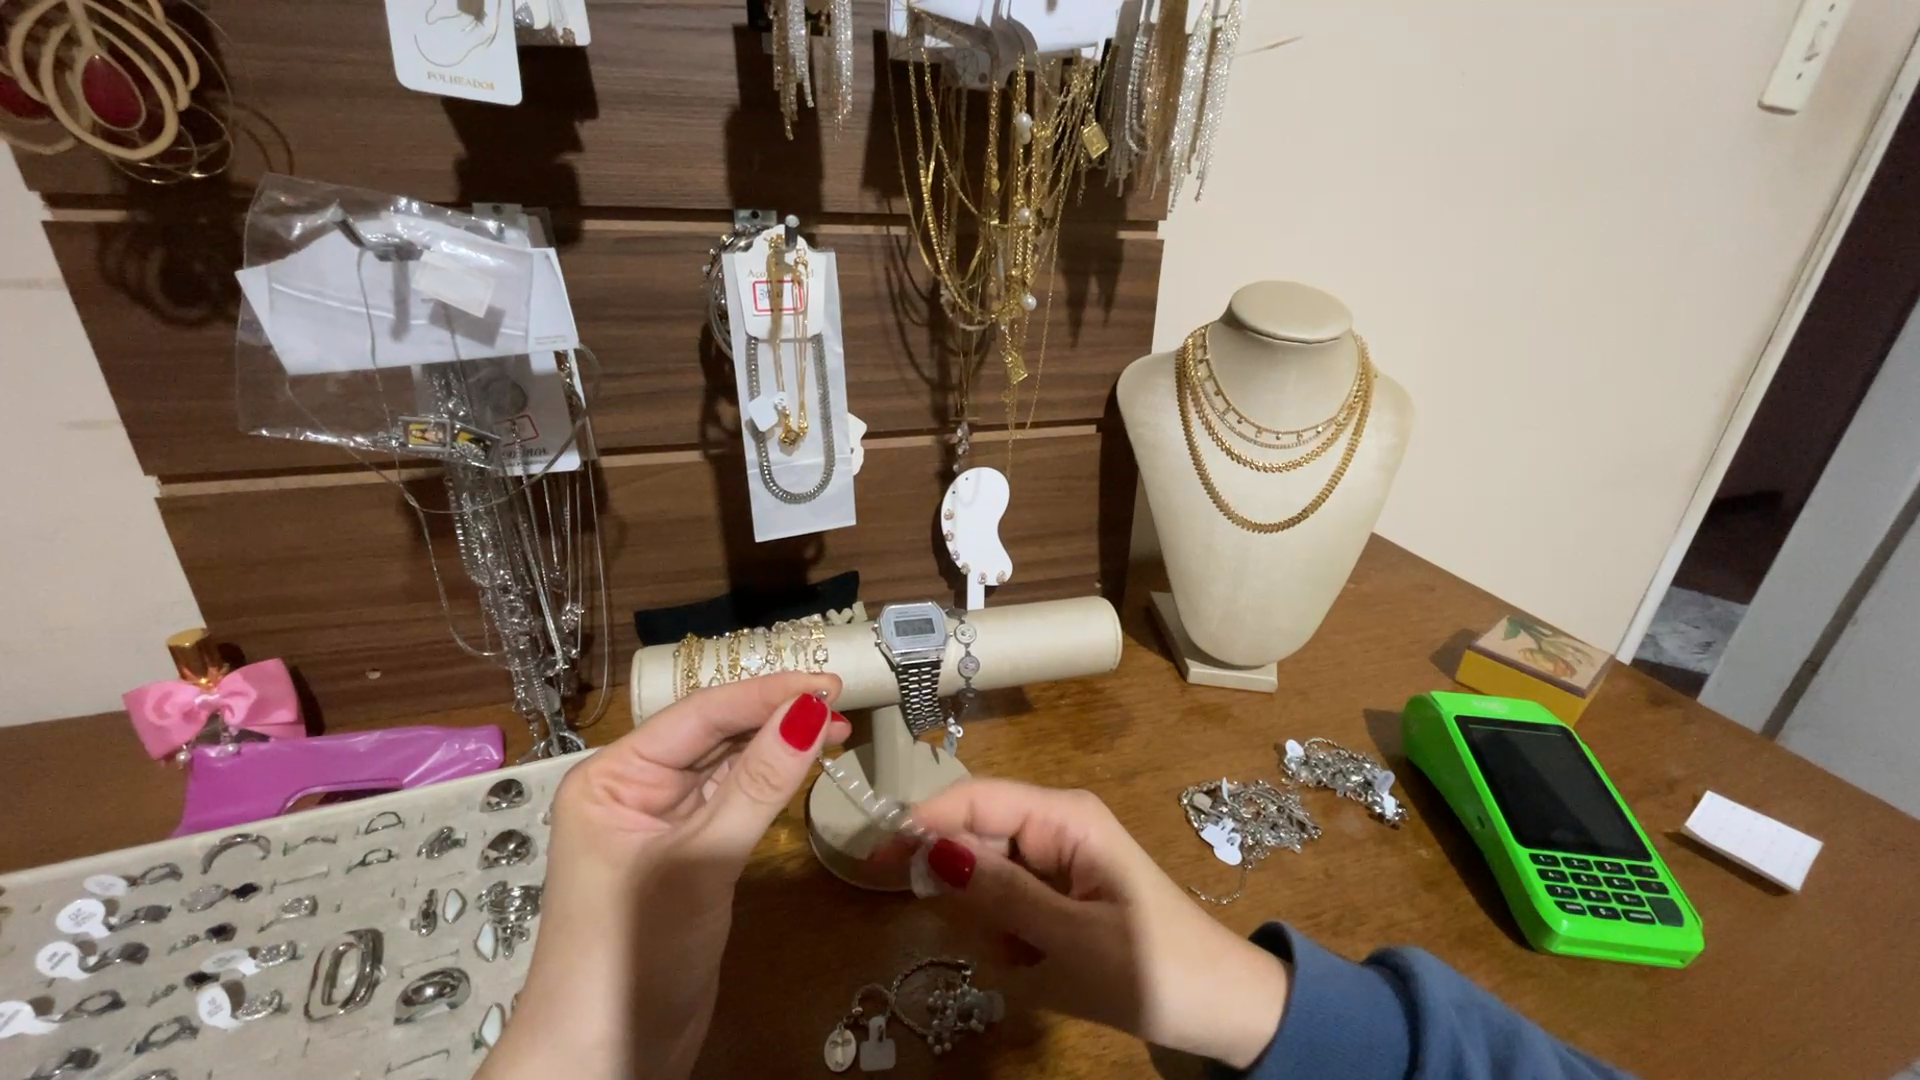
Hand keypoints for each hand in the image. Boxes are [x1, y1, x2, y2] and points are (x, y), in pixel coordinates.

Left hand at [479, 673, 848, 1079]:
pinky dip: (772, 782)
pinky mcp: (692, 852)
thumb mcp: (702, 859)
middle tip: (842, 704)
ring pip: (730, 765)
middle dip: (777, 716)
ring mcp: (664, 821)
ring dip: (780, 746)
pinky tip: (804, 765)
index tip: (829, 684)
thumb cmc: (636, 950)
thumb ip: (759, 783)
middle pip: (715, 734)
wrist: (605, 1061)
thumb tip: (814, 710)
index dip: (767, 694)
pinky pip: (736, 799)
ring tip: (837, 730)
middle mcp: (636, 786)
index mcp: (614, 774)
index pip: (700, 714)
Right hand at [909, 779, 1290, 1068]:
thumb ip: (1000, 892)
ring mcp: (1060, 856)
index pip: (976, 797)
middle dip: (967, 887)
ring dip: (989, 918)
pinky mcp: (1062, 888)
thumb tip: (932, 849)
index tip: (878, 860)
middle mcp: (1058, 824)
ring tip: (1027, 957)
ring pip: (987, 871)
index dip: (924, 821)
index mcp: (1065, 816)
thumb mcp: (1070, 936)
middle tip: (994, 940)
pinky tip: (1034, 959)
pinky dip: (1008, 931)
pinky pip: (1009, 897)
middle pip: (977, 833)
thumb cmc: (1154, 968)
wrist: (1224, 1007)